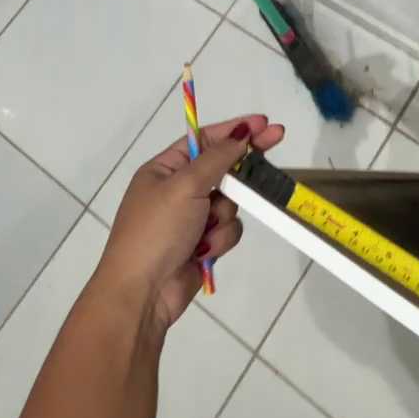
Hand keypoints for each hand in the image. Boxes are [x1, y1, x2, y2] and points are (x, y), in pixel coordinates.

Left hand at [91, 114, 285, 331]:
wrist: (142, 295)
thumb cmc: (156, 231)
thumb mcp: (185, 186)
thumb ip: (218, 157)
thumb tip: (240, 131)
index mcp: (164, 170)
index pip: (205, 140)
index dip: (235, 130)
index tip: (264, 122)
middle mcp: (177, 190)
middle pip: (222, 167)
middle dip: (243, 165)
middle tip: (277, 139)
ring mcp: (190, 219)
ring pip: (230, 202)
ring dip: (222, 215)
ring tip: (204, 231)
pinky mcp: (202, 244)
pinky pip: (228, 229)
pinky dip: (219, 239)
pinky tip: (203, 252)